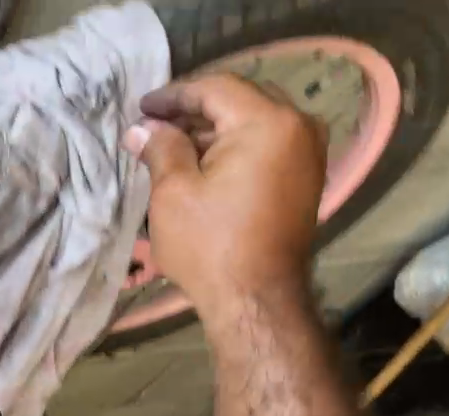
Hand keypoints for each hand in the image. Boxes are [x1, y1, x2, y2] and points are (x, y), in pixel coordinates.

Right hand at [124, 74, 327, 313]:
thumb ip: (161, 151)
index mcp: (267, 122)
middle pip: (239, 102)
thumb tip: (144, 130)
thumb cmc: (208, 244)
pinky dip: (232, 148)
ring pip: (253, 124)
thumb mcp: (173, 194)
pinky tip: (203, 165)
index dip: (174, 96)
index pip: (217, 89)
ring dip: (212, 132)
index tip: (141, 108)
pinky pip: (265, 146)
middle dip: (194, 112)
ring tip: (172, 147)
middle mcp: (298, 125)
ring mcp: (307, 151)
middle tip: (153, 126)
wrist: (254, 294)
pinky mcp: (304, 176)